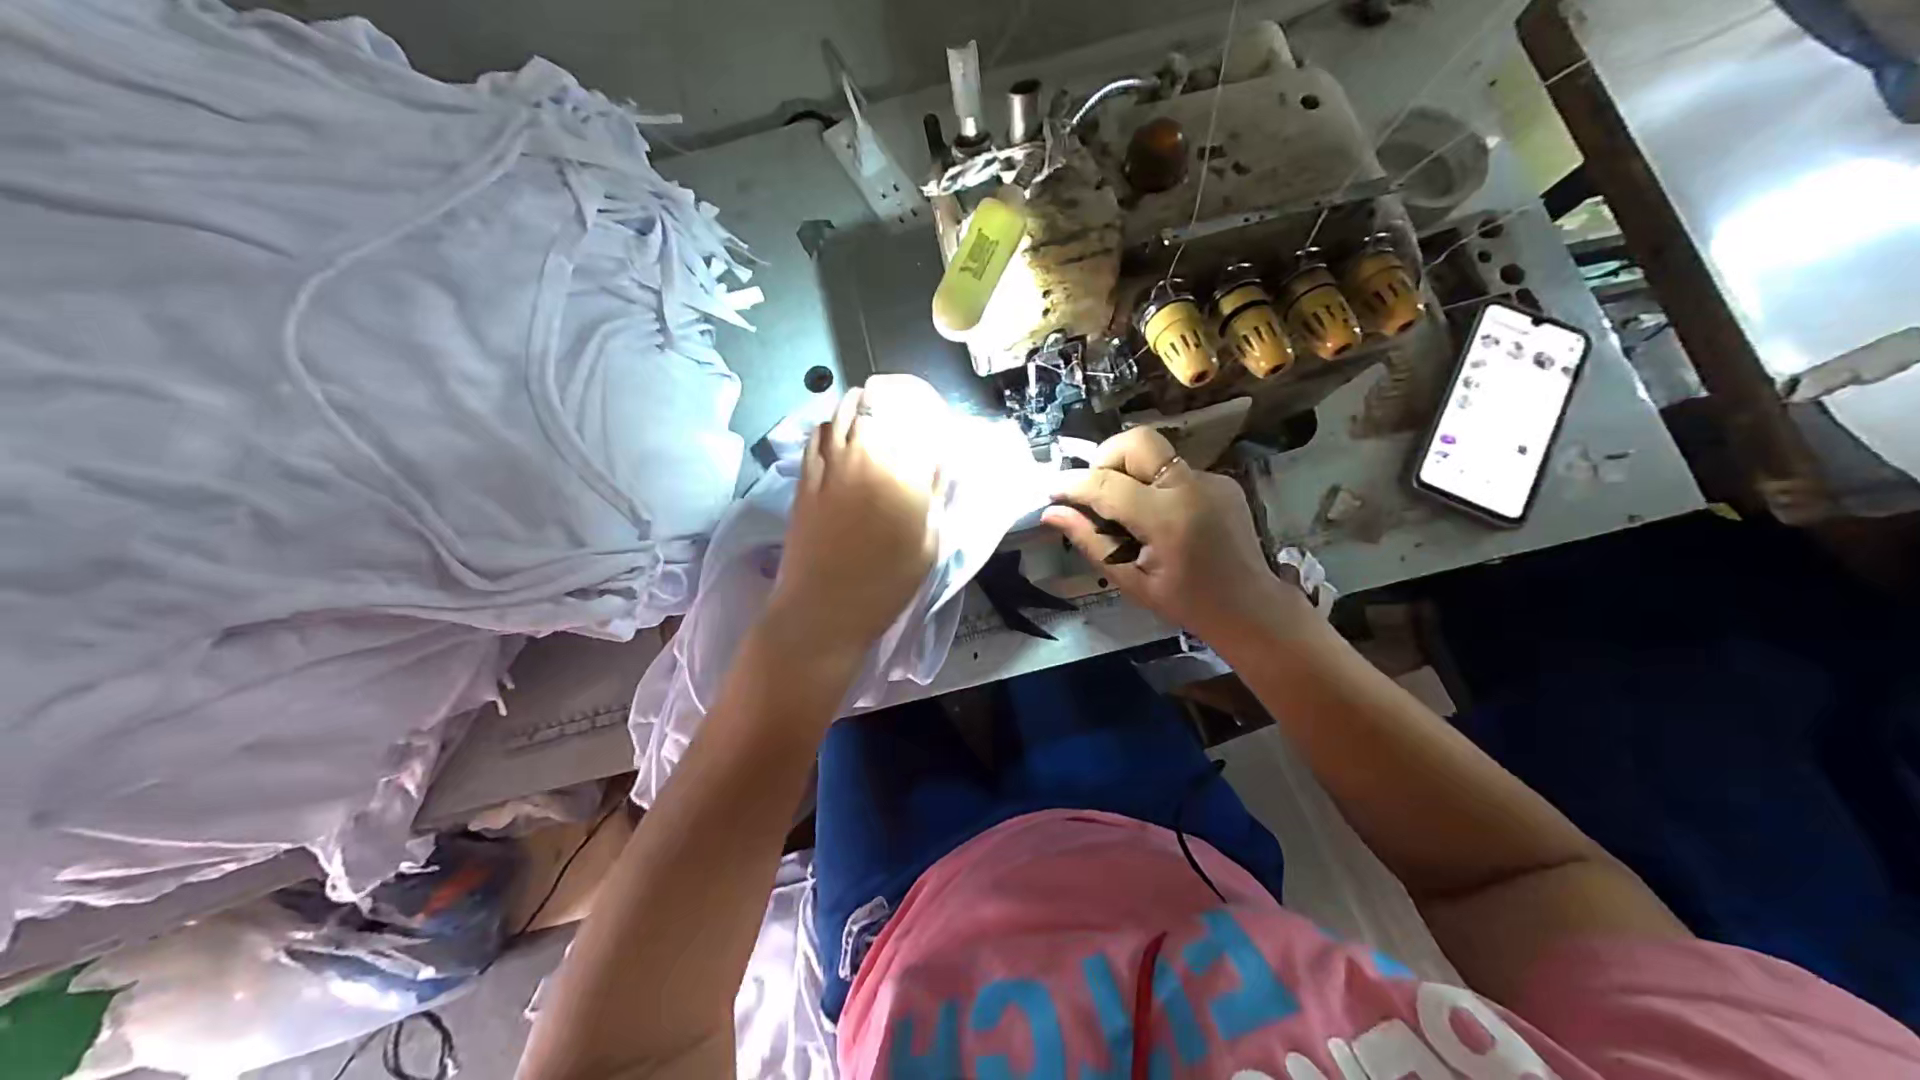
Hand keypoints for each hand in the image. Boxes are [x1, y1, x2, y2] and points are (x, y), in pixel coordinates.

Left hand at [765, 378, 940, 657]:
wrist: (822, 610)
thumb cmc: (885, 585)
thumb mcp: (928, 544)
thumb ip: (933, 495)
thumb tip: (937, 461)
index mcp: (902, 473)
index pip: (920, 417)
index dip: (932, 411)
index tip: (938, 421)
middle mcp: (864, 455)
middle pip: (879, 400)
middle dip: (898, 398)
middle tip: (909, 411)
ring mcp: (829, 462)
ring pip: (846, 408)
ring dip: (866, 405)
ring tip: (878, 416)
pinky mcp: (806, 475)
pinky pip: (820, 432)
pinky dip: (837, 425)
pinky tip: (846, 438)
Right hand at [1042, 427, 1308, 645]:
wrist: (1251, 606)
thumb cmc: (1186, 602)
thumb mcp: (1131, 581)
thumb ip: (1090, 541)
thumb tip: (1052, 513)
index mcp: (1167, 519)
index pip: (1107, 484)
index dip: (1072, 484)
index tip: (1052, 491)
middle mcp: (1191, 487)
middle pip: (1136, 441)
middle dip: (1105, 457)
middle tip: (1095, 490)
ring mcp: (1210, 480)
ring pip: (1155, 453)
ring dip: (1129, 471)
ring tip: (1126, 510)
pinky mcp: (1221, 480)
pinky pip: (1174, 470)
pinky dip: (1155, 485)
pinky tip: (1160, 518)